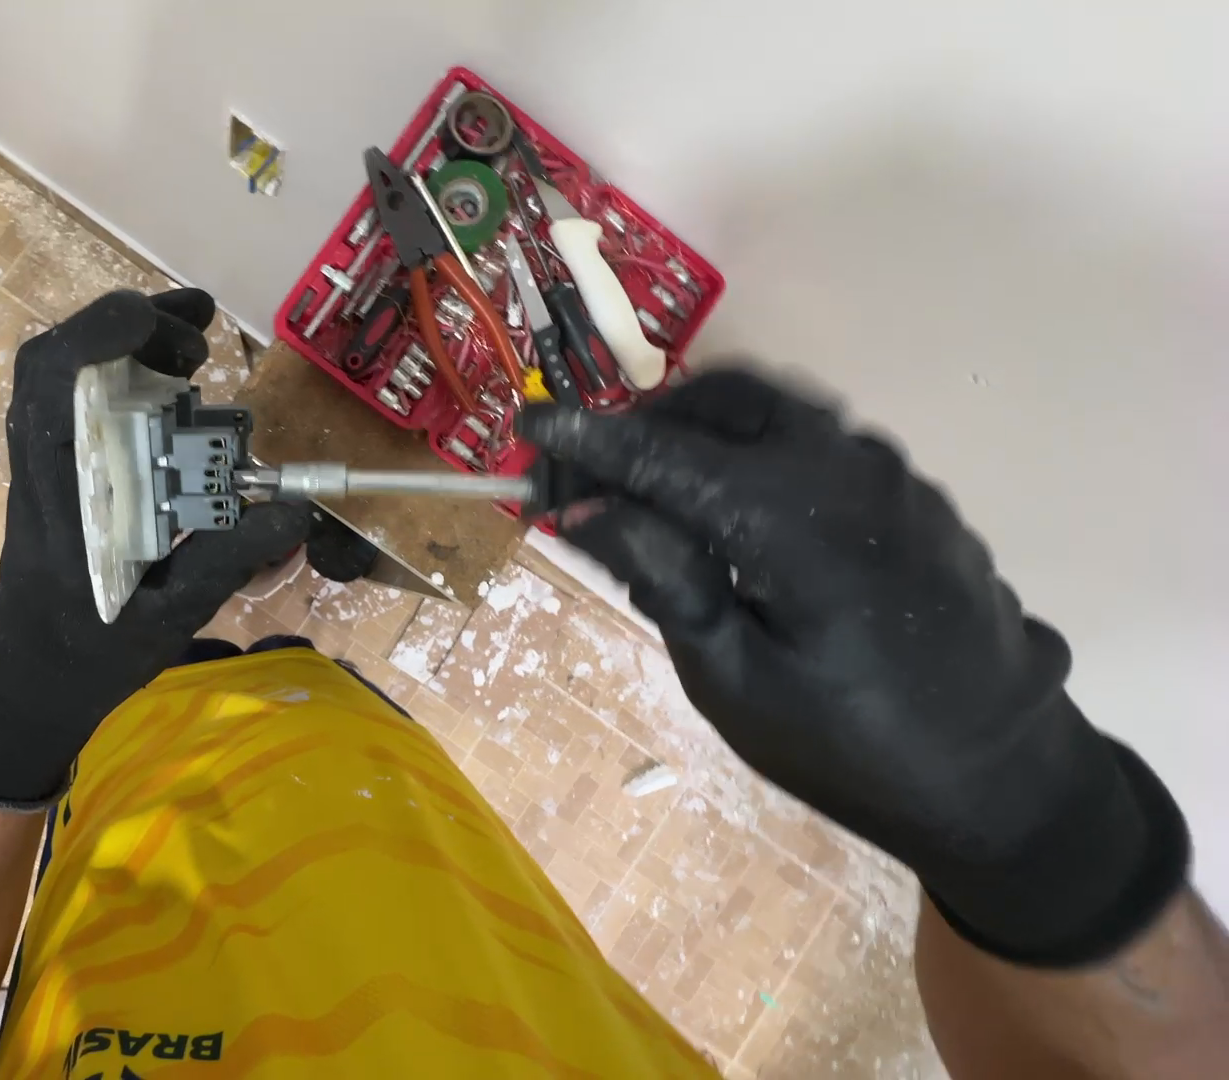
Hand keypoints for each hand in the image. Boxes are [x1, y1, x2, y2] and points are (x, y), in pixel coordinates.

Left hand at [0, 290, 306, 807]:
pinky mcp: (61, 471)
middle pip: (55, 362)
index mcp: (62, 500)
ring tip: (195, 350)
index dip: (99, 335)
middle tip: (199, 342)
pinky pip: (81, 402)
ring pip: (66, 375)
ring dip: (128, 346)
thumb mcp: (171, 615)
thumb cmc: (96, 652)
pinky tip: (174, 388)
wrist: (38, 677)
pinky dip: (125, 376)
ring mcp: (47, 466)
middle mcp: (44, 468)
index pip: (51, 388)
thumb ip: (228, 558)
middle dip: (127, 328)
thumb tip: (295, 509)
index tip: (167, 328)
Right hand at [519, 370, 1188, 965]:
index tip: (528, 424)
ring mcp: (886, 473)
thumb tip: (586, 509)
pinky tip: (710, 507)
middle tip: (582, 474)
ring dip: (685, 430)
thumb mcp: (730, 678)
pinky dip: (735, 447)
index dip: (588, 439)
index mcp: (799, 524)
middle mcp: (849, 471)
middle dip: (637, 423)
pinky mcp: (901, 489)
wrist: (1004, 778)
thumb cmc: (846, 745)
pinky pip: (801, 438)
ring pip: (764, 409)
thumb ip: (661, 578)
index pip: (666, 455)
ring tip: (636, 488)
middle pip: (718, 400)